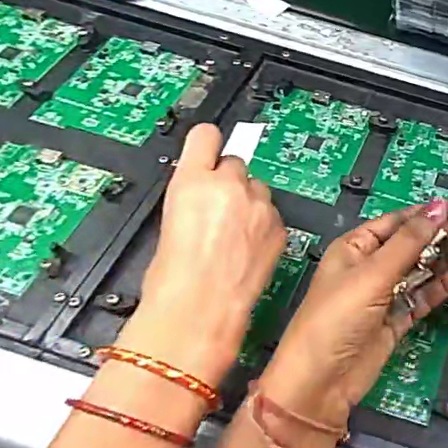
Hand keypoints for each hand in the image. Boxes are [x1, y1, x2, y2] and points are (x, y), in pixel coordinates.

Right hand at [121, 124, 285, 382]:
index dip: (207, 143)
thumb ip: (190, 197)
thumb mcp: (169, 223)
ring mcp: (258, 206)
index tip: (209, 146)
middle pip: (236, 163)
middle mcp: (230, 185)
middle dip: (228, 180)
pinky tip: (247, 249)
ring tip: (232, 234)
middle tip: (219, 208)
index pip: (206, 136)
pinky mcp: (279, 227)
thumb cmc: (173, 278)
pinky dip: (262, 225)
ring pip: (257, 188)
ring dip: (248, 202)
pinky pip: (271, 214)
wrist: (201, 310)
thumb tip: (200, 194)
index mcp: (193, 180)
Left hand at [263, 201, 447, 424]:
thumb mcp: (373, 273)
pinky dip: (442, 285)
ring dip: (445, 259)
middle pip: (410, 244)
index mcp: (355, 247)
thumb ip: (409, 240)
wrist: (321, 381)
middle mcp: (370, 266)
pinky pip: (423, 295)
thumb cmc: (337, 317)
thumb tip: (439, 207)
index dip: (425, 213)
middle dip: (439, 235)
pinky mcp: (396, 319)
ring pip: (420, 269)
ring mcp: (384, 294)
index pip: (396, 222)